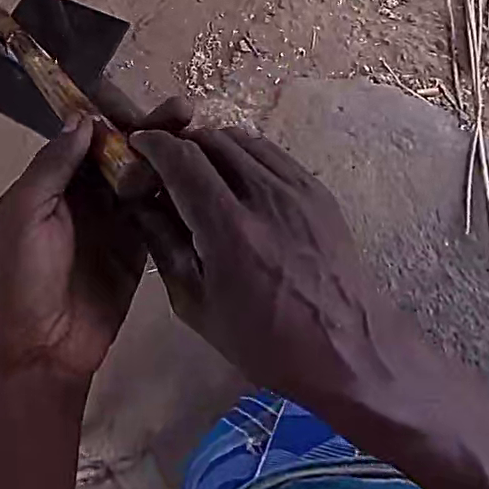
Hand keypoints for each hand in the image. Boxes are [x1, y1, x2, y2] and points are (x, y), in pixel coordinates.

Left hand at [0, 96, 192, 383]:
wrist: (36, 354)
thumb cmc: (17, 276)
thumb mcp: (24, 213)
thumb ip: (53, 165)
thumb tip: (83, 118)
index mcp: (51, 182)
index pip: (87, 139)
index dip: (114, 118)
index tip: (144, 100)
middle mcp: (83, 197)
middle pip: (119, 155)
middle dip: (148, 132)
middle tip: (184, 111)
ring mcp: (112, 224)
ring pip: (141, 180)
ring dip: (167, 158)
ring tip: (200, 135)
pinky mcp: (136, 251)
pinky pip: (156, 216)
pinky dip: (175, 196)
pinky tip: (201, 176)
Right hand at [129, 127, 390, 410]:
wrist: (351, 351)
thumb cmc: (265, 340)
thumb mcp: (196, 305)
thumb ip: (162, 245)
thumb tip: (138, 201)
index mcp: (230, 231)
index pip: (182, 159)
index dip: (152, 144)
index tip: (137, 146)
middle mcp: (264, 197)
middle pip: (208, 139)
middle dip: (177, 144)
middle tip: (164, 165)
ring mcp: (296, 188)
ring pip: (238, 138)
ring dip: (208, 146)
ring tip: (198, 171)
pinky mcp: (315, 187)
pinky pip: (267, 149)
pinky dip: (240, 152)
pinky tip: (235, 177)